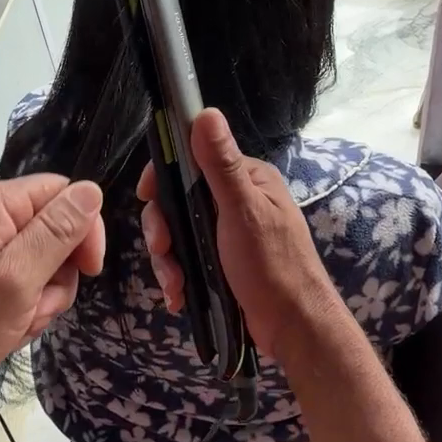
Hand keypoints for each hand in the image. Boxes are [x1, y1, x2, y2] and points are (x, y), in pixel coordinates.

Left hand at [0, 176, 105, 419]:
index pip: (65, 192)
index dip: (84, 230)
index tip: (88, 272)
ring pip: (41, 262)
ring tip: (12, 324)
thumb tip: (92, 190)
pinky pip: (17, 280)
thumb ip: (58, 232)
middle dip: (56, 275)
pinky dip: (19, 307)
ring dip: (38, 298)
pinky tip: (2, 330)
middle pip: (54, 229)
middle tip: (31, 308)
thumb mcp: (17, 280)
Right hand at [137, 109, 340, 358]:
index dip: (164, 175)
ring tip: (174, 285)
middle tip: (162, 251)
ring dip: (168, 258)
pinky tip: (178, 296)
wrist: (295, 329)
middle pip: (178, 199)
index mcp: (246, 178)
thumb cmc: (272, 265)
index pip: (192, 159)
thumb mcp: (243, 211)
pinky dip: (178, 275)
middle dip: (163, 228)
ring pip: (179, 232)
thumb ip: (222, 164)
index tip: (147, 197)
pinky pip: (187, 258)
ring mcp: (227, 232)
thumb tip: (205, 111)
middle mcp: (235, 199)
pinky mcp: (221, 261)